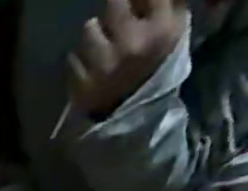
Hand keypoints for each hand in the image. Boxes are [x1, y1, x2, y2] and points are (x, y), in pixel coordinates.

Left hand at [66, 0, 185, 120]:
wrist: (137, 121)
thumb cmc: (158, 72)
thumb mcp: (174, 35)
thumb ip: (164, 5)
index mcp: (160, 29)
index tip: (132, 3)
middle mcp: (131, 43)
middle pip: (113, 2)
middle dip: (113, 11)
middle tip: (115, 25)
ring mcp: (104, 66)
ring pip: (89, 28)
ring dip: (94, 36)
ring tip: (101, 50)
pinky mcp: (82, 85)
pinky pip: (73, 58)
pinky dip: (80, 61)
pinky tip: (91, 70)